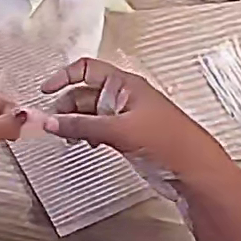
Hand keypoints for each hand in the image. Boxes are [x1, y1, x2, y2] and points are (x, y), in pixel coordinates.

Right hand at [40, 58, 227, 174]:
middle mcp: (123, 97)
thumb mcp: (119, 130)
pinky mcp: (126, 136)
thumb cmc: (170, 142)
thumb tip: (51, 121)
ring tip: (65, 135)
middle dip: (65, 106)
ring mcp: (124, 117)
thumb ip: (80, 125)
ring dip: (74, 123)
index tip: (45, 90)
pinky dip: (85, 134)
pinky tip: (83, 143)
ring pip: (88, 113)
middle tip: (52, 122)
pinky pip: (96, 129)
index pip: (86, 69)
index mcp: (125, 85)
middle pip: (83, 93)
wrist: (194, 172)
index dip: (64, 76)